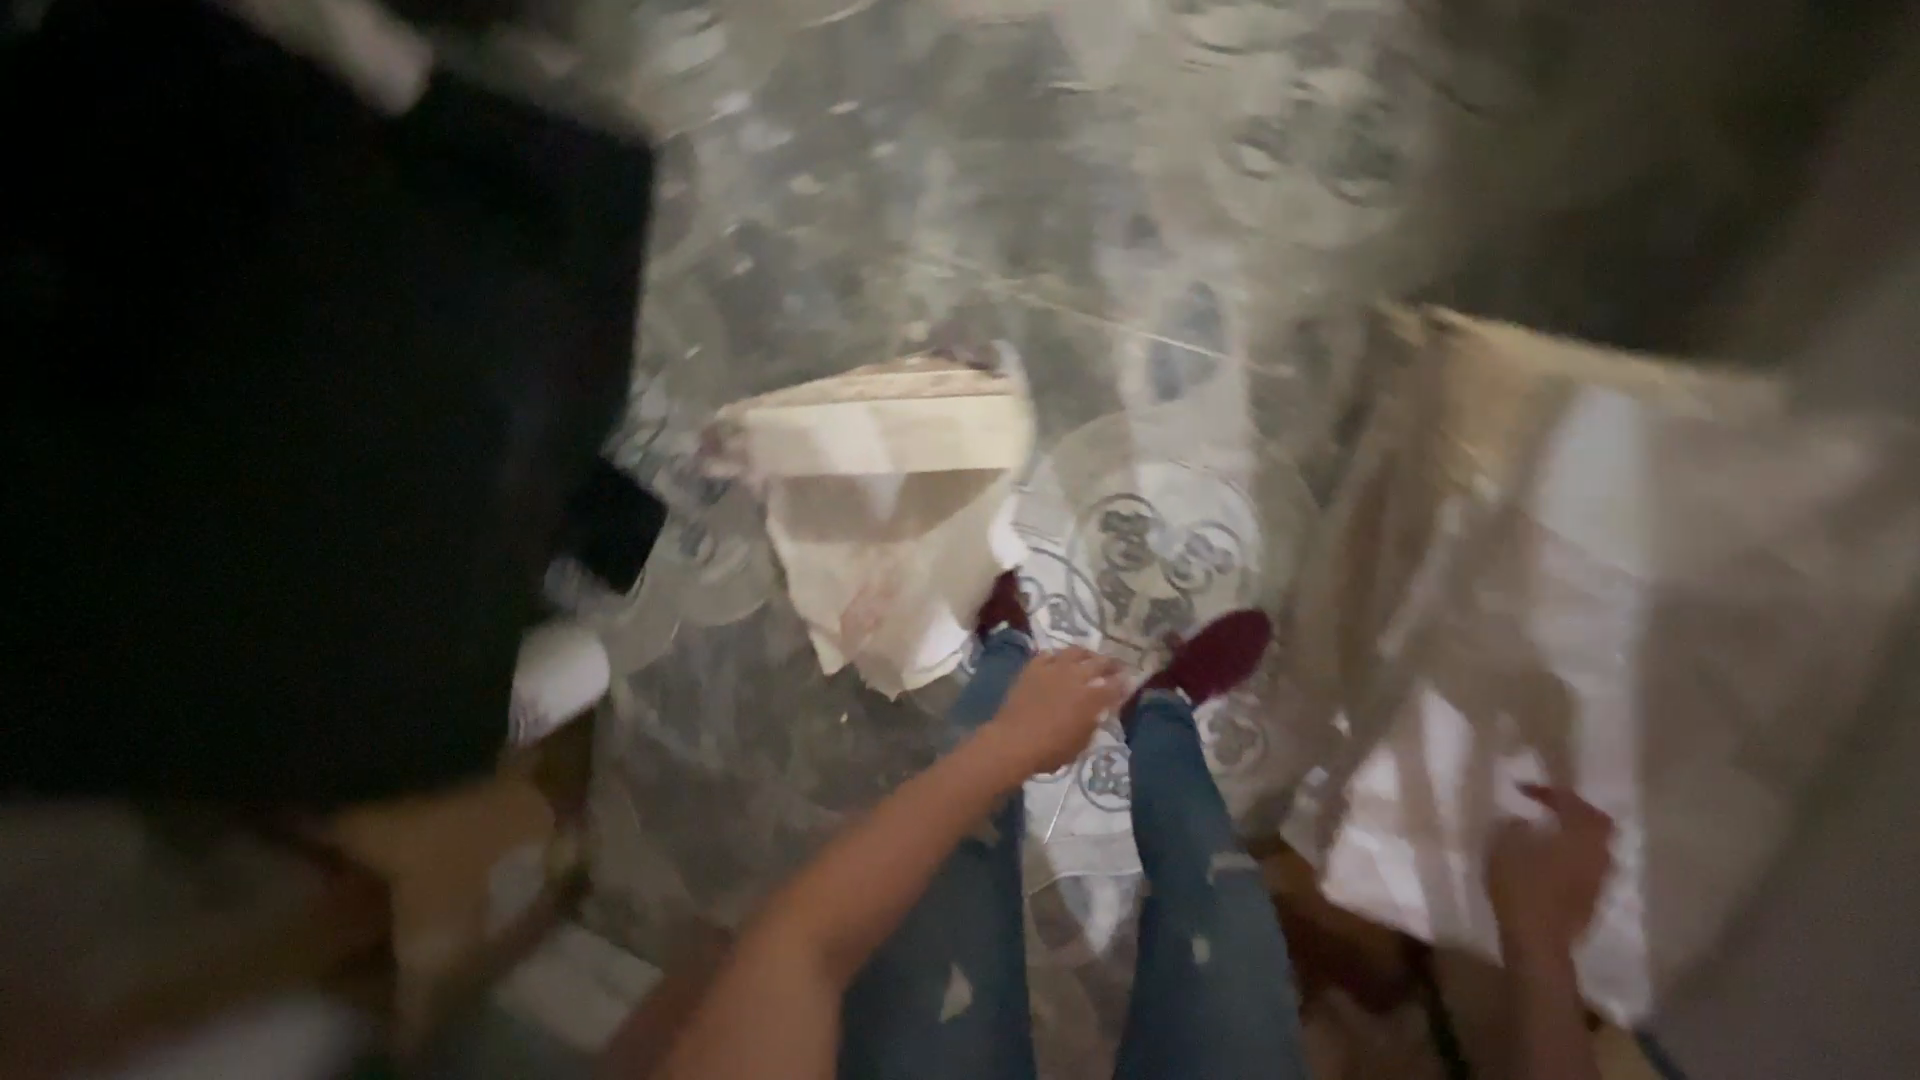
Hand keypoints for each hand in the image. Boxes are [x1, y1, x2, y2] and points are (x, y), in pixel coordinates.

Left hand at [981, 647, 1128, 778]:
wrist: (1013, 741)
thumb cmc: (1050, 750)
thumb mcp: (1081, 744)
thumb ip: (1092, 724)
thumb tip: (1097, 713)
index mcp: (1091, 698)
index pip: (1115, 685)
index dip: (1124, 683)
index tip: (1128, 681)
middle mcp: (1075, 677)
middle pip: (1098, 663)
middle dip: (1111, 664)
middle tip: (1116, 666)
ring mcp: (1052, 669)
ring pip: (1074, 651)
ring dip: (1086, 654)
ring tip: (1090, 657)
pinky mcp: (1032, 668)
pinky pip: (1048, 654)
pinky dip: (1057, 656)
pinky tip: (1059, 659)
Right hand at [1486, 785, 1614, 957]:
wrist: (1539, 939)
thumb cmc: (1520, 887)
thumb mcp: (1503, 848)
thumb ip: (1513, 828)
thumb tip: (1522, 822)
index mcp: (1579, 838)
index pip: (1574, 804)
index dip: (1549, 791)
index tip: (1522, 788)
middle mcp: (1598, 855)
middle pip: (1598, 824)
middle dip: (1574, 810)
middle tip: (1548, 804)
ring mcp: (1600, 880)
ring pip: (1596, 846)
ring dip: (1575, 833)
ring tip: (1547, 831)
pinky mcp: (1592, 898)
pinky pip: (1588, 864)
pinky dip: (1572, 852)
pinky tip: (1549, 858)